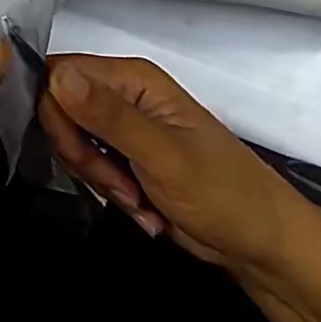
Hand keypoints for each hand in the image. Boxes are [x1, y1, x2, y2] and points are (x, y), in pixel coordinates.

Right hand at [40, 54, 320, 273]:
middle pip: (60, 109)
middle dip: (81, 153)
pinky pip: (87, 162)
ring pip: (70, 139)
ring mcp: (121, 124)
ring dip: (97, 176)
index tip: (79, 150)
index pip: (59, 74)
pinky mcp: (121, 153)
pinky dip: (106, 187)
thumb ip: (108, 116)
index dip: (56, 111)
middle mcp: (122, 93)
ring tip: (137, 198)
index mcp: (132, 78)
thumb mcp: (165, 156)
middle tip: (117, 182)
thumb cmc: (226, 195)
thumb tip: (59, 76)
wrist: (264, 247)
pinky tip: (139, 204)